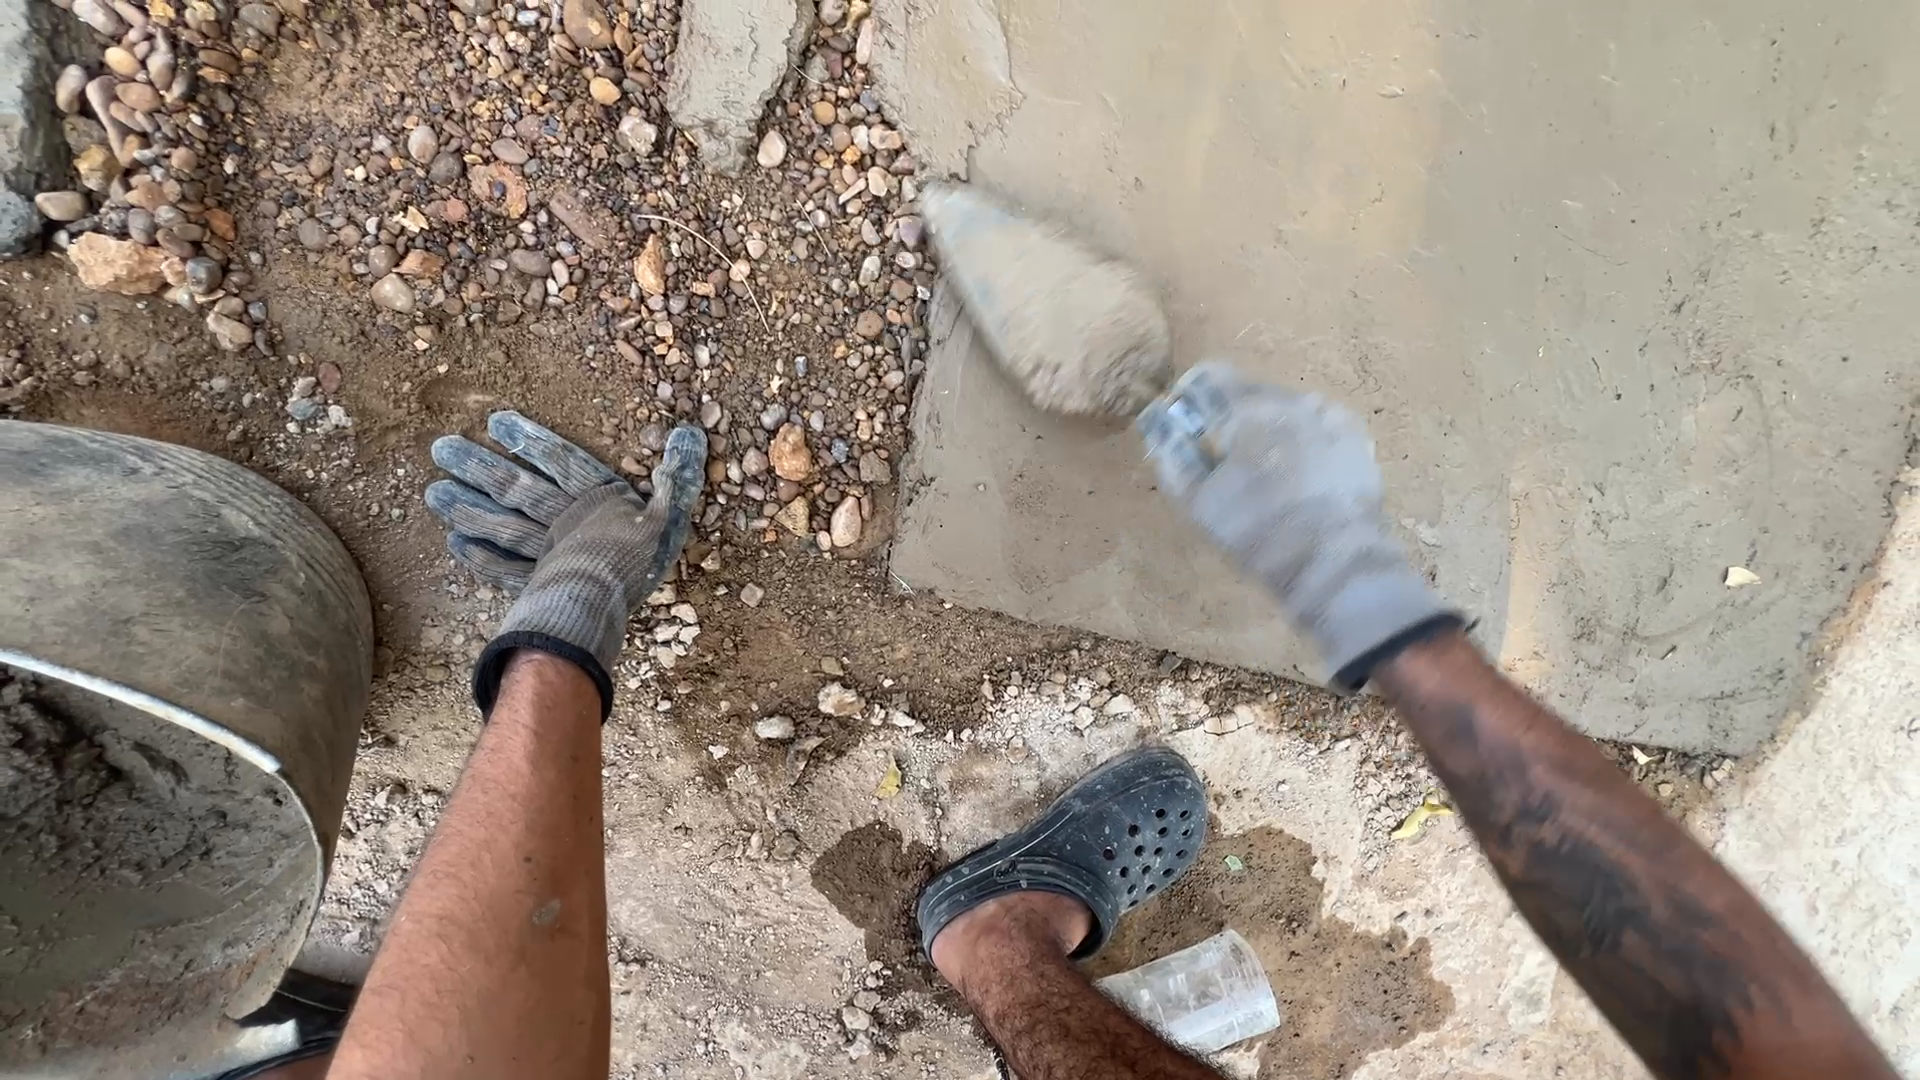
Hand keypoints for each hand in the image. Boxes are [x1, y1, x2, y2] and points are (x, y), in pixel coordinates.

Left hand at [424, 410, 705, 716]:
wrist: (608, 607)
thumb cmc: (642, 561)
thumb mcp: (669, 516)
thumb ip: (677, 479)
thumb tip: (688, 435)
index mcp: (596, 501)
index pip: (562, 463)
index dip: (532, 442)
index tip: (496, 422)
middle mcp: (564, 522)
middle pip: (519, 490)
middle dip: (481, 468)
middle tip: (442, 448)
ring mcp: (547, 553)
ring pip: (505, 525)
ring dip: (470, 509)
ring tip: (434, 492)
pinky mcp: (539, 583)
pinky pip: (504, 569)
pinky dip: (480, 557)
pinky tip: (454, 543)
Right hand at [1136, 362, 1458, 689]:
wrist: (1332, 563)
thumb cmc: (1255, 530)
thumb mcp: (1197, 500)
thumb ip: (1171, 455)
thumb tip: (1157, 425)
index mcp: (1248, 408)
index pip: (1209, 376)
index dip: (1190, 398)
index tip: (1185, 426)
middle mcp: (1292, 399)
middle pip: (1249, 392)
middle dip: (1230, 418)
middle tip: (1221, 458)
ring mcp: (1330, 417)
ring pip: (1286, 408)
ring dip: (1267, 428)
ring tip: (1263, 470)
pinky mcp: (1356, 441)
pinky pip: (1319, 427)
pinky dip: (1302, 441)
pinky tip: (1299, 474)